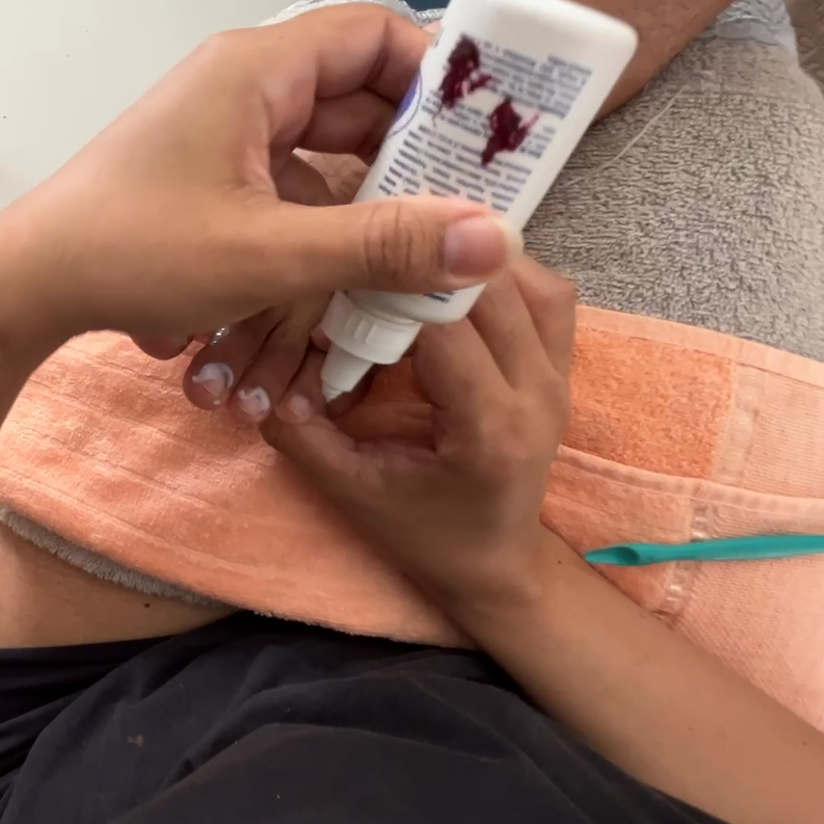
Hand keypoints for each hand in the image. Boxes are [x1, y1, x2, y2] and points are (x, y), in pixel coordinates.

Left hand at [0, 5, 516, 353]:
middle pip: (353, 96)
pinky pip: (283, 181)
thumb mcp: (269, 255)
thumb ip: (380, 244)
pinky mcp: (207, 175)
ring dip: (362, 194)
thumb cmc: (136, 253)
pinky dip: (316, 217)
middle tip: (462, 207)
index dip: (438, 79)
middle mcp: (241, 88)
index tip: (486, 137)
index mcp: (256, 72)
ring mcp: (221, 133)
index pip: (375, 37)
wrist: (32, 283)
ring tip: (413, 245)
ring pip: (320, 147)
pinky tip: (338, 264)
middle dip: (408, 153)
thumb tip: (489, 239)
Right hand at [262, 259, 576, 609]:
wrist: (493, 562)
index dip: (390, 295)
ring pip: (531, 284)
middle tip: (370, 262)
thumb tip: (261, 378)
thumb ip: (302, 433)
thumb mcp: (347, 489)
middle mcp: (537, 395)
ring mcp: (558, 380)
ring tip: (413, 263)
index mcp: (486, 430)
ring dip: (469, 264)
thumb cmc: (420, 531)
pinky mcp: (562, 371)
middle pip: (491, 293)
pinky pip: (547, 297)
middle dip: (426, 267)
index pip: (443, 329)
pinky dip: (502, 276)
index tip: (342, 286)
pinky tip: (453, 284)